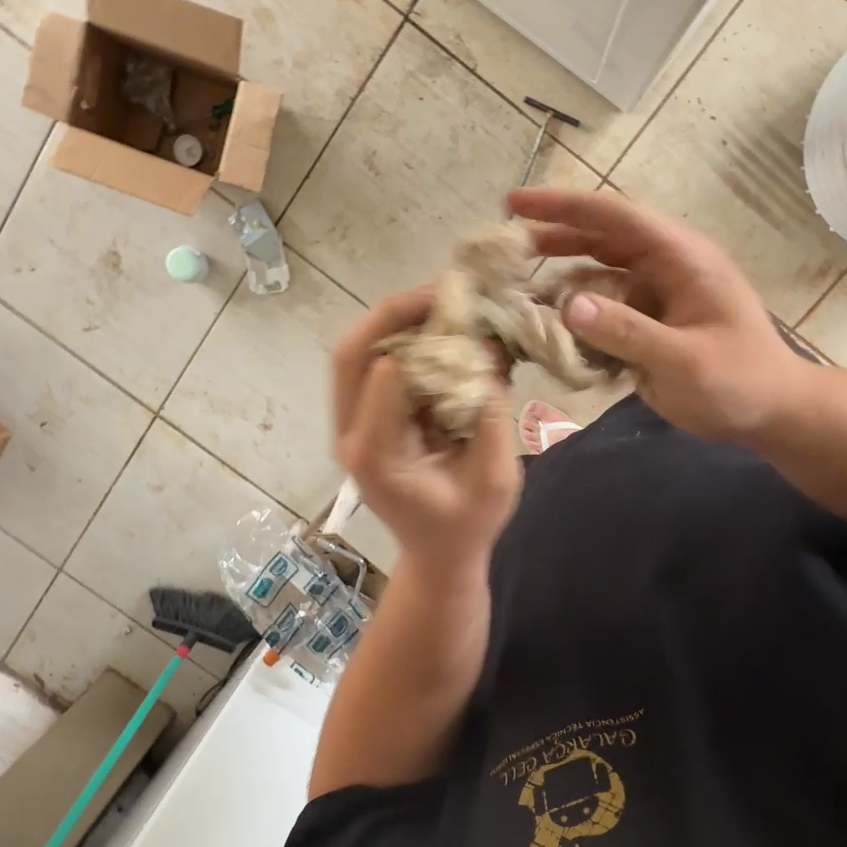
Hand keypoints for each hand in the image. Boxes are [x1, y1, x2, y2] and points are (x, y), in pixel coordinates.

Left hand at [333, 288, 521, 579]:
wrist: (437, 555)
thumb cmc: (467, 526)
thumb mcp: (495, 479)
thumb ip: (491, 416)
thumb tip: (488, 351)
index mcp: (379, 458)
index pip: (383, 382)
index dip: (419, 342)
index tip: (461, 318)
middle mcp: (352, 437)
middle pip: (352, 355)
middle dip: (394, 313)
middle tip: (442, 291)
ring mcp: (351, 426)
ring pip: (355, 353)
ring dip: (394, 320)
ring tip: (440, 301)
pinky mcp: (361, 418)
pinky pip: (369, 364)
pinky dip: (399, 338)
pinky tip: (435, 325)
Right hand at [509, 187, 812, 443]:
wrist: (771, 412)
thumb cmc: (739, 381)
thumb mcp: (684, 361)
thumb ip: (627, 332)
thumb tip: (566, 305)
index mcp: (681, 258)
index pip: (615, 217)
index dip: (563, 207)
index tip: (515, 204)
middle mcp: (664, 266)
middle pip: (601, 238)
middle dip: (553, 236)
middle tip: (503, 248)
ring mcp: (655, 294)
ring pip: (598, 272)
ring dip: (560, 277)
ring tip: (517, 288)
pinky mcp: (647, 322)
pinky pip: (604, 308)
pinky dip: (576, 314)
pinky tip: (548, 326)